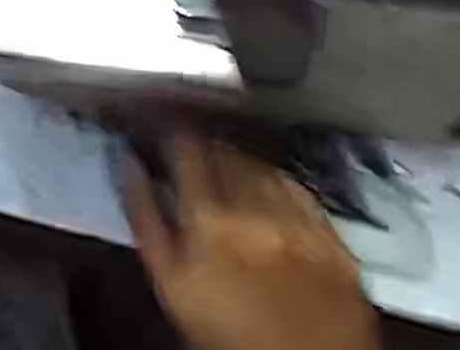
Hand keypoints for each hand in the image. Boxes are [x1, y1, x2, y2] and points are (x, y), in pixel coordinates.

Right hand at [124, 134, 380, 349]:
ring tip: (223, 169)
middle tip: (190, 151)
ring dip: (236, 160)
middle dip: (202, 146)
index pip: (183, 148)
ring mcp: (297, 220)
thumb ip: (143, 213)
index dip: (169, 131)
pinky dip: (273, 180)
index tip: (160, 129)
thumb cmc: (221, 330)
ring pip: (257, 164)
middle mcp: (254, 208)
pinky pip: (294, 187)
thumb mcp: (168, 278)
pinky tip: (263, 189)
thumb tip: (129, 162)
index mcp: (207, 218)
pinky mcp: (329, 235)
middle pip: (221, 151)